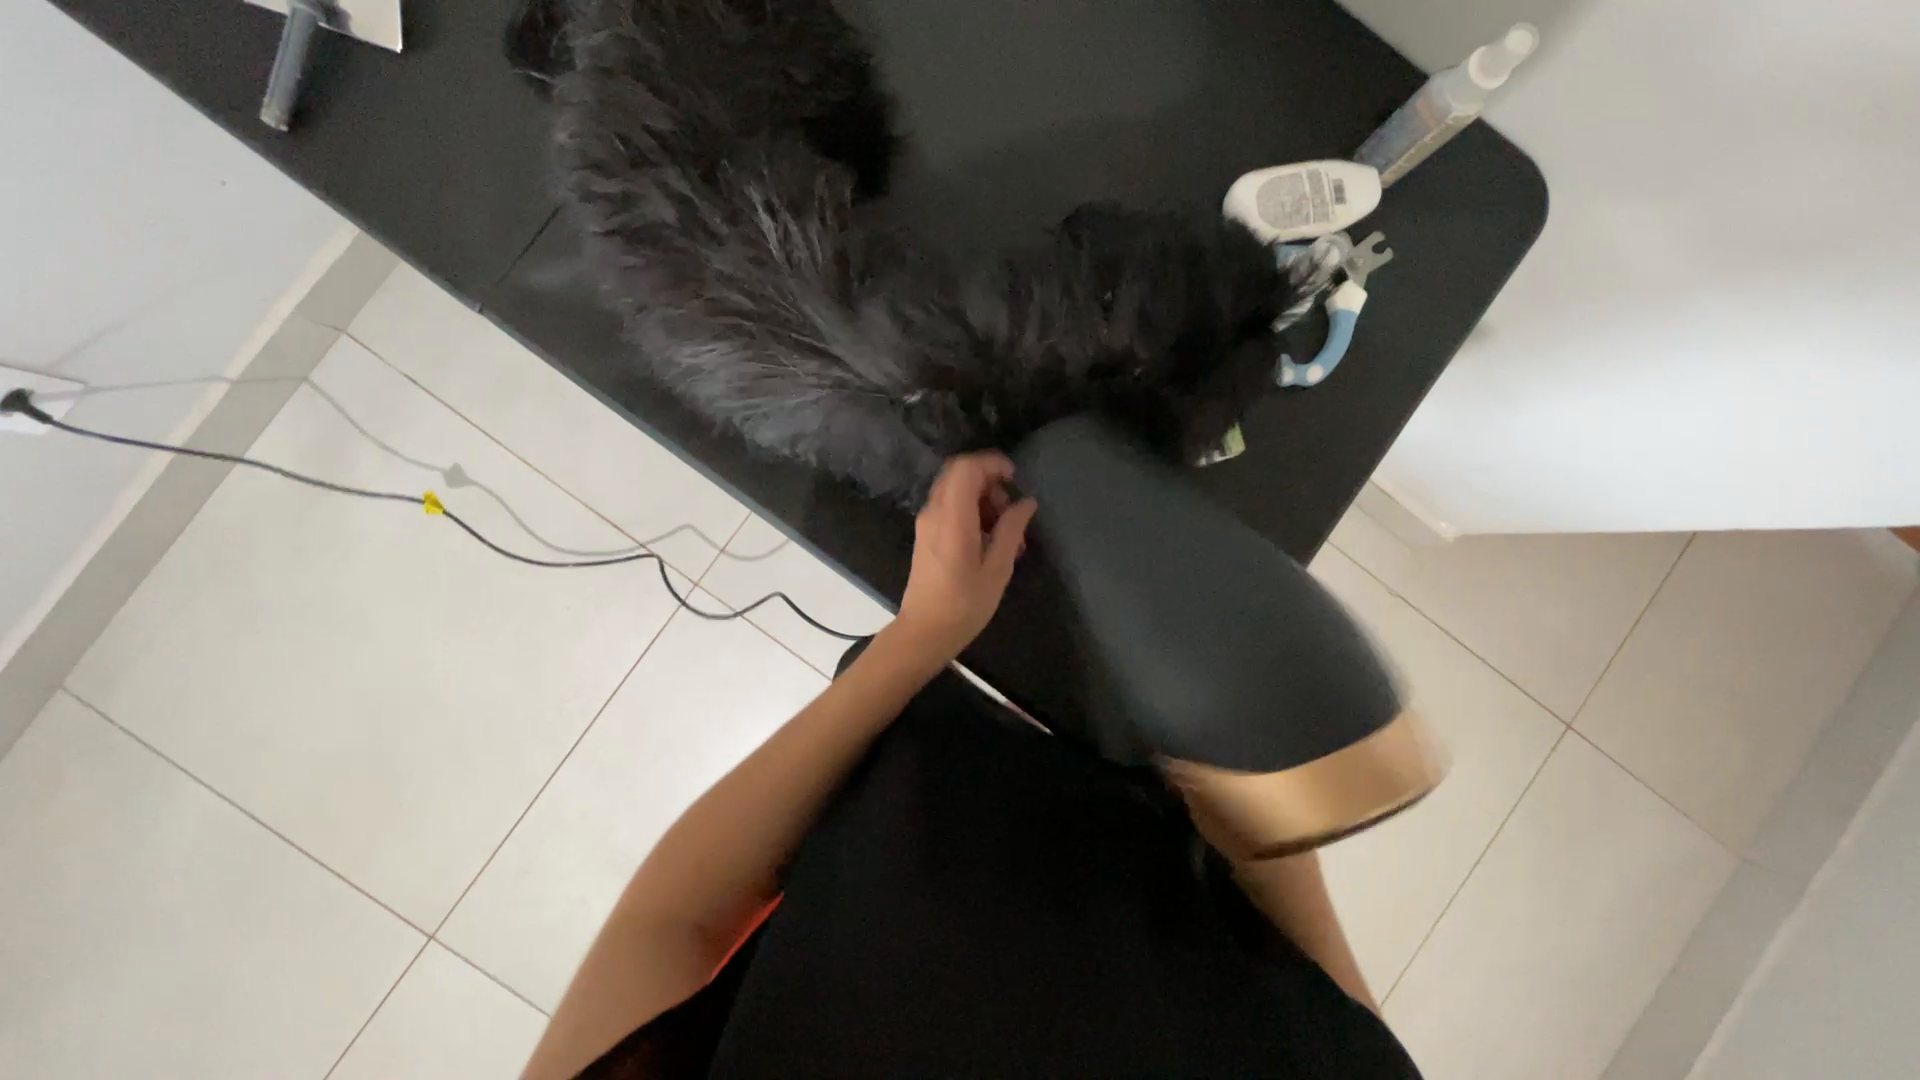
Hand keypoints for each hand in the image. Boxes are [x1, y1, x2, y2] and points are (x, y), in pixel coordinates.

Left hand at [890, 451, 1037, 662]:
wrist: (924, 632)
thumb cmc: (964, 605)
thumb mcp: (997, 569)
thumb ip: (1012, 530)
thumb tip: (1026, 502)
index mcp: (952, 518)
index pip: (966, 468)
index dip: (992, 463)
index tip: (1014, 477)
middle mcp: (934, 513)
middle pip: (959, 474)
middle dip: (989, 481)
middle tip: (1012, 510)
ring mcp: (927, 523)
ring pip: (954, 490)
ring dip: (983, 499)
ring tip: (1007, 531)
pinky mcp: (926, 535)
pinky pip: (949, 508)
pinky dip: (971, 511)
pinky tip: (990, 540)